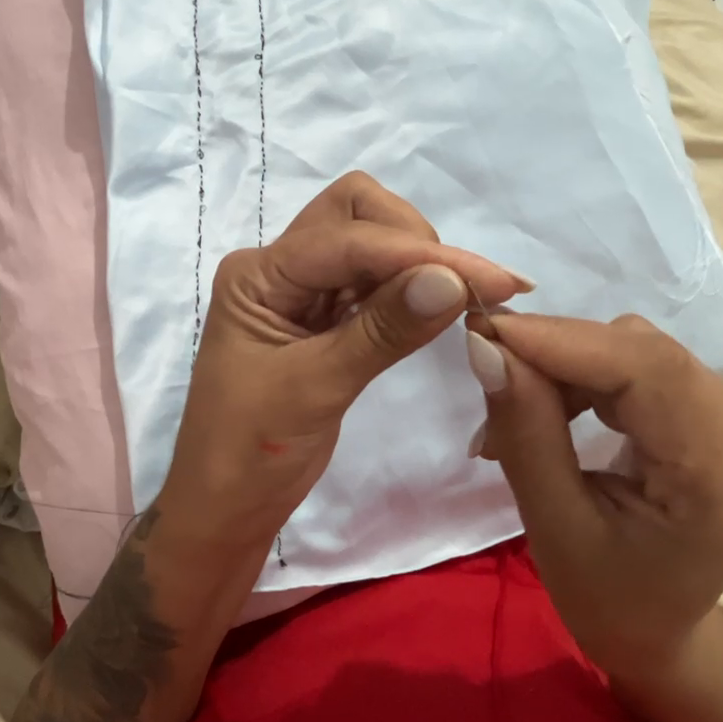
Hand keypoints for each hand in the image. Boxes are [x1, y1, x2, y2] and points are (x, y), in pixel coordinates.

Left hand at [160, 172, 527, 551]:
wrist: (227, 507)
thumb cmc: (250, 453)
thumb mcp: (315, 388)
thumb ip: (383, 330)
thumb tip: (452, 280)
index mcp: (258, 276)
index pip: (347, 238)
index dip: (422, 254)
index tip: (495, 281)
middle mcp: (277, 271)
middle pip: (355, 215)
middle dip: (415, 240)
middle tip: (467, 291)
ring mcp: (300, 295)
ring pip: (369, 246)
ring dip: (418, 264)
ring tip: (472, 300)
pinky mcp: (322, 323)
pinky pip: (372, 287)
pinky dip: (409, 291)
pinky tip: (443, 309)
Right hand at [467, 313, 722, 672]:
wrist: (655, 632)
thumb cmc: (601, 596)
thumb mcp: (551, 522)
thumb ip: (526, 430)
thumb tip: (486, 348)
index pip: (647, 370)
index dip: (563, 338)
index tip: (484, 327)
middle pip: (648, 355)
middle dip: (560, 352)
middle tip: (491, 375)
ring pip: (647, 354)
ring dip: (573, 364)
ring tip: (520, 404)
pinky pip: (653, 369)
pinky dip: (594, 375)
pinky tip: (559, 405)